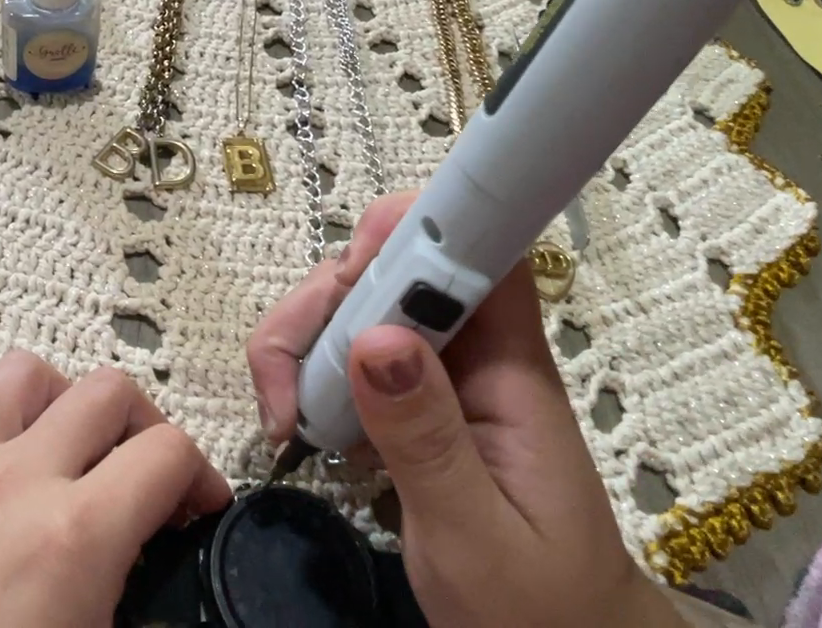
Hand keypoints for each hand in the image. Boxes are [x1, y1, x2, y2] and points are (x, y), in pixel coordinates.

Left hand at [0, 351, 234, 627]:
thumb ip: (135, 608)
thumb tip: (159, 592)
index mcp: (74, 533)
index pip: (166, 453)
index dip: (200, 474)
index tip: (199, 510)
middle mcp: (17, 476)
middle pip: (107, 392)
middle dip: (144, 426)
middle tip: (143, 478)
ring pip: (21, 373)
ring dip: (59, 398)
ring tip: (67, 443)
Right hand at [247, 193, 684, 627]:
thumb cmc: (538, 608)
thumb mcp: (475, 536)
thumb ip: (426, 440)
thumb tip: (374, 339)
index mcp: (509, 371)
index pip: (478, 255)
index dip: (411, 232)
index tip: (346, 276)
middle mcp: (471, 353)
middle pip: (388, 272)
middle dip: (320, 306)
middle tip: (282, 387)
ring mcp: (437, 372)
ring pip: (357, 308)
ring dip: (303, 344)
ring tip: (284, 417)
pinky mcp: (411, 397)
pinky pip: (348, 352)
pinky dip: (307, 373)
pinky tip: (299, 421)